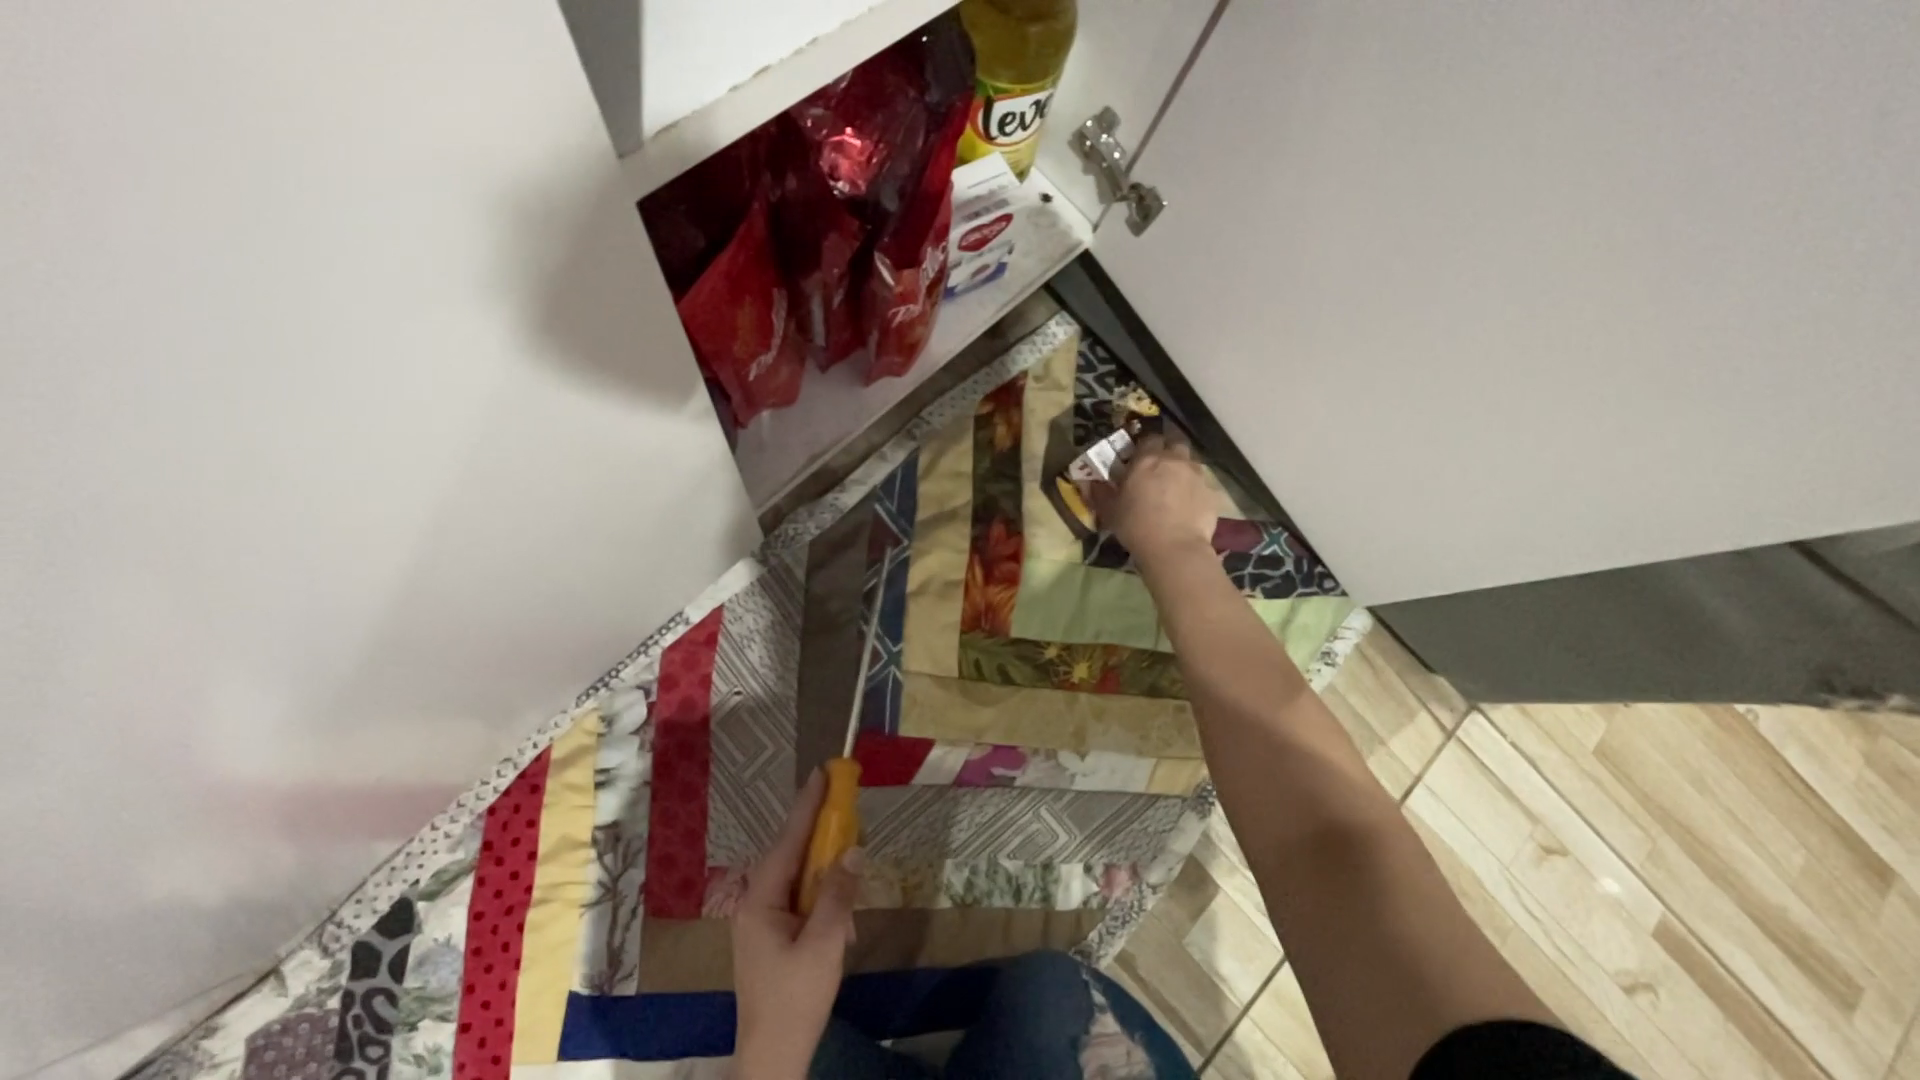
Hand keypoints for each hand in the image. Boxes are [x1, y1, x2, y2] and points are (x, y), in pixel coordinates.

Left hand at [731, 769, 863, 1079]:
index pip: (789, 840)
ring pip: (799, 880)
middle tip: (848, 809)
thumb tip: (854, 851)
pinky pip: (800, 903)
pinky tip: (844, 922)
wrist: (773, 1054)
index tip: (823, 772)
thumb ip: (839, 894)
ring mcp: (762, 921)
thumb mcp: (825, 944)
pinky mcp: (773, 937)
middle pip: (792, 855)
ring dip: (827, 876)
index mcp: (760, 899)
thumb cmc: (796, 998)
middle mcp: (755, 903)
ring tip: (851, 867)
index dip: (809, 805)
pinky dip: (823, 902)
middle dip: (822, 834)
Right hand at [1090, 434, 1216, 565]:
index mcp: (1147, 459)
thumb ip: (1101, 492)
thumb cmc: (1136, 526)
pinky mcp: (1211, 492)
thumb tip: (1092, 483)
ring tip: (1175, 487)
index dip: (1145, 446)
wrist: (1174, 548)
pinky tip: (1188, 506)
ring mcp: (1196, 475)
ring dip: (1182, 468)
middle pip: (1175, 442)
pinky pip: (1202, 484)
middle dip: (1168, 450)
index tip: (1139, 458)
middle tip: (1160, 468)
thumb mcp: (1110, 511)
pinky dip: (1195, 490)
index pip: (1148, 438)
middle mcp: (1174, 460)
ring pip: (1191, 462)